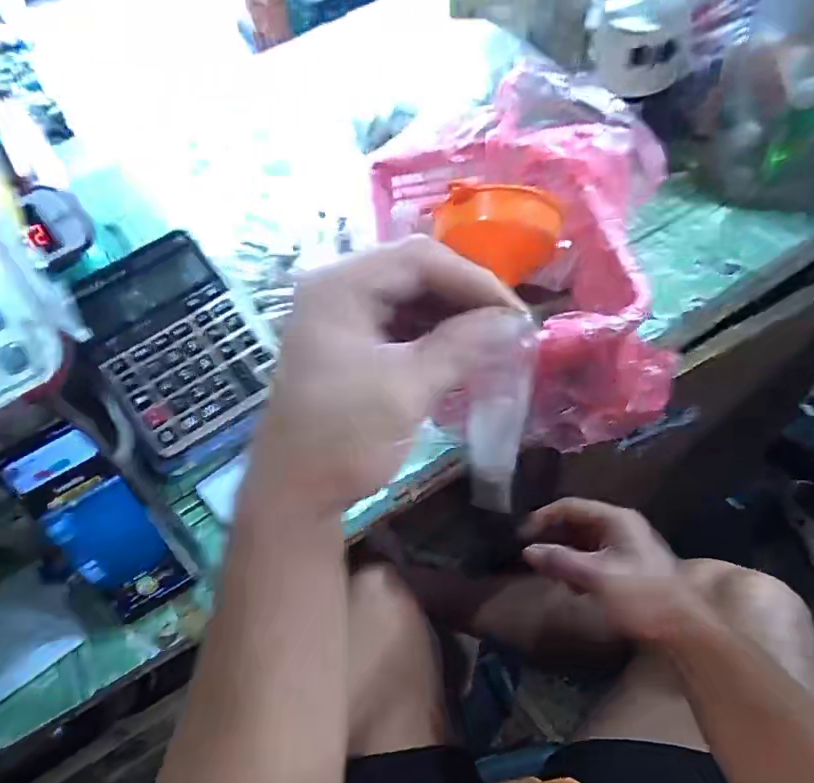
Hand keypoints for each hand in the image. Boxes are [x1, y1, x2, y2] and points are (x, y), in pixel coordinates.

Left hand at [250, 237, 534, 517]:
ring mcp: (338, 320)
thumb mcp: (407, 389)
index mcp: (340, 286)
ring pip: (408, 301)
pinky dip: (431, 340)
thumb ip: (462, 346)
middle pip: (414, 274)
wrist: (296, 494)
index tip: (517, 315)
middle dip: (465, 299)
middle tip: (508, 328)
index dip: (476, 281)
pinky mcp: (345, 349)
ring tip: (492, 343)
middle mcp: (336, 291)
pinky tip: (460, 357)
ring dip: (451, 319)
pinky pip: (397, 329)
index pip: (420, 259)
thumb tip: (515, 322)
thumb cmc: (345, 438)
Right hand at [520, 499, 708, 643]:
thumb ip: (560, 561)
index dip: (542, 518)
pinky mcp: (626, 565)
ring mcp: (625, 545)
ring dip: (562, 554)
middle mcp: (620, 526)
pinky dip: (576, 566)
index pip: (570, 506)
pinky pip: (592, 557)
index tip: (520, 536)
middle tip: (529, 555)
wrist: (681, 627)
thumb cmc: (641, 596)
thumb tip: (528, 550)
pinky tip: (570, 585)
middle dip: (551, 537)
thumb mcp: (596, 577)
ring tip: (546, 571)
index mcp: (616, 519)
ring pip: (582, 541)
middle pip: (575, 522)